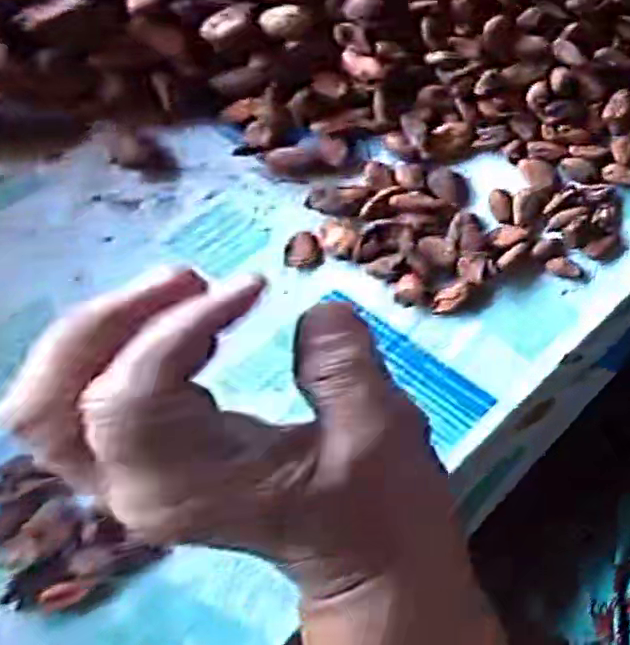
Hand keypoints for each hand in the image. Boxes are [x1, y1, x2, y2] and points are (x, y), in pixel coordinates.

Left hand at [0, 269, 472, 607]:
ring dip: (108, 337)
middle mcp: (129, 486)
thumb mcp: (380, 427)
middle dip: (103, 328)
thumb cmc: (381, 496)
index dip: (180, 331)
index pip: (129, 399)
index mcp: (180, 484)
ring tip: (190, 286)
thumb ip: (343, 367)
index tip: (255, 284)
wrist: (374, 552)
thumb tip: (319, 306)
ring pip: (58, 405)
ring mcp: (135, 477)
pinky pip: (106, 405)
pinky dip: (136, 352)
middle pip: (49, 406)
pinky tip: (202, 322)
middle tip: (188, 275)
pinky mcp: (161, 462)